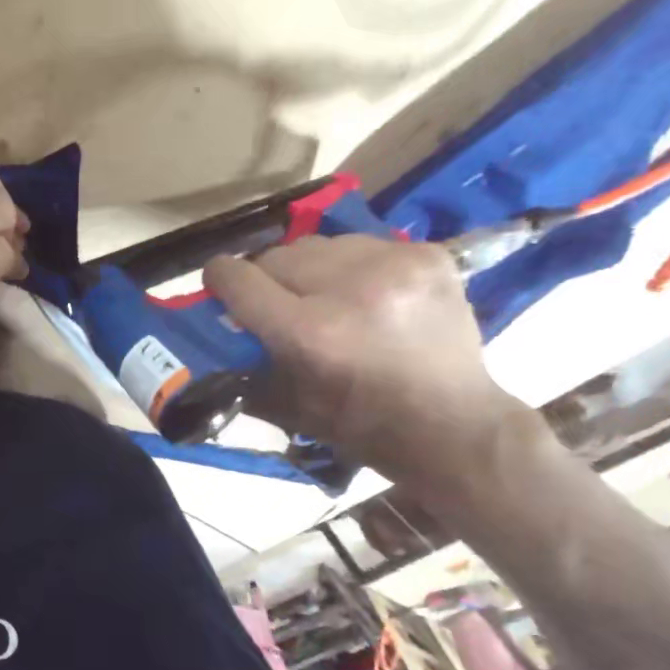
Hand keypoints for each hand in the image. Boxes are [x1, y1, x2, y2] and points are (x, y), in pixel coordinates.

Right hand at [203, 235, 524, 474]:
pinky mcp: (427, 254)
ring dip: (313, 268)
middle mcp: (350, 288)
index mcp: (311, 333)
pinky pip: (364, 243)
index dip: (219, 281)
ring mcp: (394, 265)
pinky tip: (372, 293)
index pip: (239, 278)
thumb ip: (245, 360)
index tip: (219, 287)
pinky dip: (357, 266)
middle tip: (281, 303)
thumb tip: (214, 325)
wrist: (454, 426)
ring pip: (320, 244)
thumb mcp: (289, 406)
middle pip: (277, 256)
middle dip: (269, 279)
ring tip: (331, 297)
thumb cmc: (364, 426)